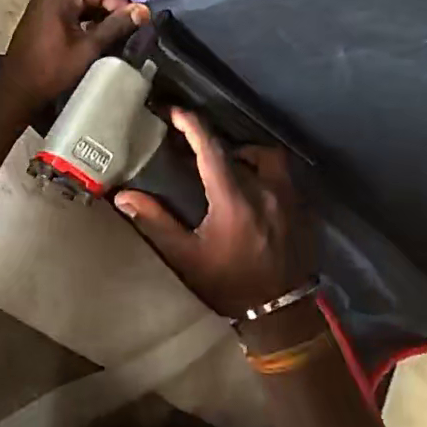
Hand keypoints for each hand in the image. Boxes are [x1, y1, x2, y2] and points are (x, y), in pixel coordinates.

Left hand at [0, 0, 148, 116]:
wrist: (17, 93)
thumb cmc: (52, 72)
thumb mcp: (88, 50)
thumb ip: (115, 27)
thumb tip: (143, 10)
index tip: (130, 17)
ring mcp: (42, 3)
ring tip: (113, 10)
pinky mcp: (41, 15)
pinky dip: (84, 1)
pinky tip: (96, 22)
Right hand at [114, 108, 314, 319]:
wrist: (281, 315)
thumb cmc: (229, 285)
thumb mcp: (187, 257)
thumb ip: (157, 222)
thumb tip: (123, 196)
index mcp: (234, 198)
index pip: (211, 148)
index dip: (191, 124)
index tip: (174, 111)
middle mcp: (266, 189)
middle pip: (240, 148)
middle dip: (216, 144)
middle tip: (197, 152)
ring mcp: (290, 197)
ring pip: (269, 156)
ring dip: (247, 154)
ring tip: (229, 166)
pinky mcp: (304, 207)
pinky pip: (285, 175)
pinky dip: (267, 172)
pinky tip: (255, 188)